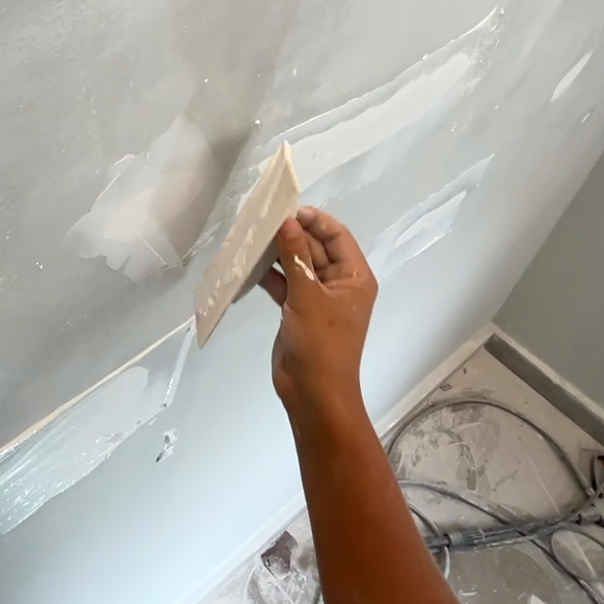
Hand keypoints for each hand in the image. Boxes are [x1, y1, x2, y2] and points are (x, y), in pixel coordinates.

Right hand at [260, 207, 378, 420]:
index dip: (315, 220)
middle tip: (261, 222)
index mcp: (354, 277)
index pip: (337, 236)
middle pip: (314, 248)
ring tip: (251, 239)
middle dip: (291, 235)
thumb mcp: (308, 295)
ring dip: (277, 254)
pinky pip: (284, 283)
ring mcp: (317, 297)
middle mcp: (338, 283)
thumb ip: (296, 256)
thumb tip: (287, 222)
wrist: (313, 393)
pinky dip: (269, 274)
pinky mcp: (297, 310)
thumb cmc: (321, 344)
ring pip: (296, 265)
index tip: (287, 210)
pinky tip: (249, 265)